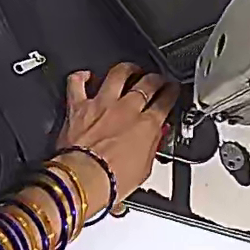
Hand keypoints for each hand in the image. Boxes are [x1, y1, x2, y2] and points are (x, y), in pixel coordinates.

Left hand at [56, 63, 178, 212]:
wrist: (84, 180)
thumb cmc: (111, 181)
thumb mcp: (144, 170)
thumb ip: (150, 149)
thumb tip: (152, 143)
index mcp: (146, 125)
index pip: (166, 100)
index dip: (171, 92)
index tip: (171, 90)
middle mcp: (126, 109)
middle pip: (148, 82)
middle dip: (156, 78)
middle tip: (157, 79)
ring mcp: (102, 104)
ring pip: (118, 73)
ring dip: (127, 69)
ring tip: (130, 69)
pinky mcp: (78, 106)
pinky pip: (77, 83)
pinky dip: (81, 77)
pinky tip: (86, 76)